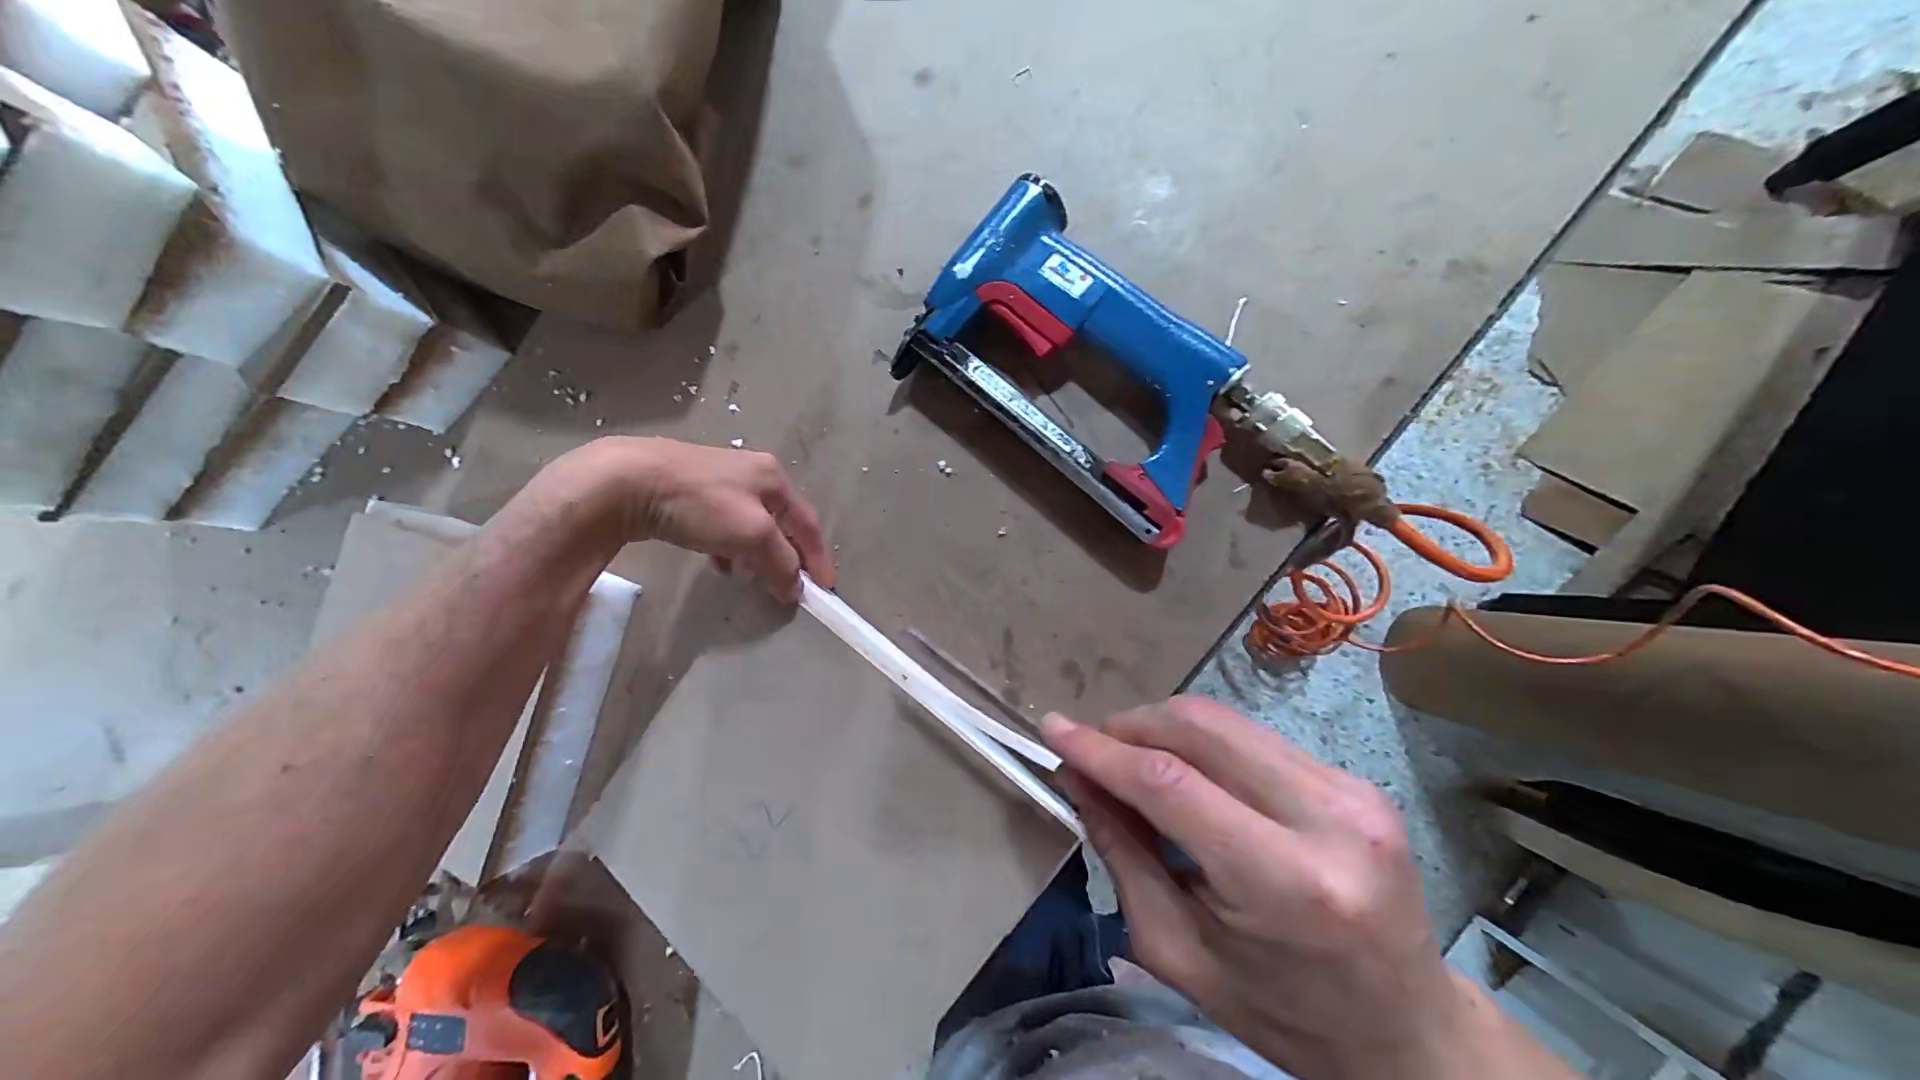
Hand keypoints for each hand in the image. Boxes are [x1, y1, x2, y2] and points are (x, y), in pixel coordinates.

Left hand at [561, 437, 834, 601]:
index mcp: (774, 477)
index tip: (824, 589)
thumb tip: (795, 588)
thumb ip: (780, 561)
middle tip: (789, 585)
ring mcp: (717, 480)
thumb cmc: (701, 503)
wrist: (627, 481)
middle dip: (787, 555)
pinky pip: (723, 525)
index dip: (818, 557)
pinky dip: (729, 547)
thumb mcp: (752, 534)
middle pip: (781, 523)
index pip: (808, 523)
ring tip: (750, 577)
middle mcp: (751, 473)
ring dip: (756, 553)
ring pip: (751, 524)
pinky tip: (718, 563)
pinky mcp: (688, 490)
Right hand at [1042, 697, 1564, 1079]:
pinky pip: (1253, 737)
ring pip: (1226, 721)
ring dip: (1162, 729)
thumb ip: (1123, 855)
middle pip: (1200, 728)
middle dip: (1130, 726)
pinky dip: (1203, 745)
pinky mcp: (1356, 778)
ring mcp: (1352, 789)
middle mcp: (1328, 818)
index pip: (1169, 783)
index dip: (1101, 750)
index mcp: (1286, 882)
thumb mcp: (1178, 952)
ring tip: (1130, 760)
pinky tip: (1185, 774)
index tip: (1053, 728)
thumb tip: (1079, 778)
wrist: (1407, 1030)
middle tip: (1092, 750)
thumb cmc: (1282, 1012)